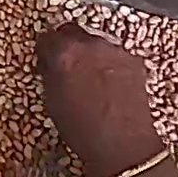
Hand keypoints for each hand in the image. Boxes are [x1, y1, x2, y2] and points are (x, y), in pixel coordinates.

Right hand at [36, 23, 164, 176]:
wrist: (123, 144)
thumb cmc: (82, 128)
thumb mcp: (52, 101)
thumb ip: (50, 73)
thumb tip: (50, 62)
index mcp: (65, 53)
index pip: (47, 37)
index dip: (44, 49)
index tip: (45, 58)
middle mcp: (90, 44)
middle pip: (72, 32)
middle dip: (66, 45)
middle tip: (65, 65)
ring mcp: (115, 50)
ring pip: (95, 42)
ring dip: (89, 54)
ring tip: (89, 78)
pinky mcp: (133, 60)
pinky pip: (113, 55)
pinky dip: (108, 63)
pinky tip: (108, 84)